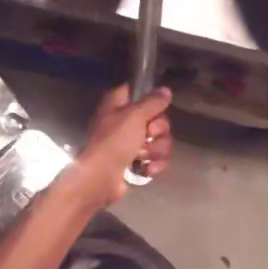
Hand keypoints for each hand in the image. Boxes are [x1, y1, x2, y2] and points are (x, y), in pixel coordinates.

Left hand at [58, 85, 174, 210]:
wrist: (101, 178)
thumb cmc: (114, 141)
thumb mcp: (134, 115)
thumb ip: (153, 102)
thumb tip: (166, 90)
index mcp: (118, 104)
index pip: (139, 91)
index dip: (151, 100)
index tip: (157, 108)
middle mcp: (124, 121)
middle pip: (157, 118)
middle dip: (159, 130)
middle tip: (149, 135)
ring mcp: (131, 143)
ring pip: (160, 140)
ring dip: (156, 149)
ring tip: (143, 156)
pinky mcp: (137, 162)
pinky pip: (157, 158)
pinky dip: (155, 164)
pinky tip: (147, 169)